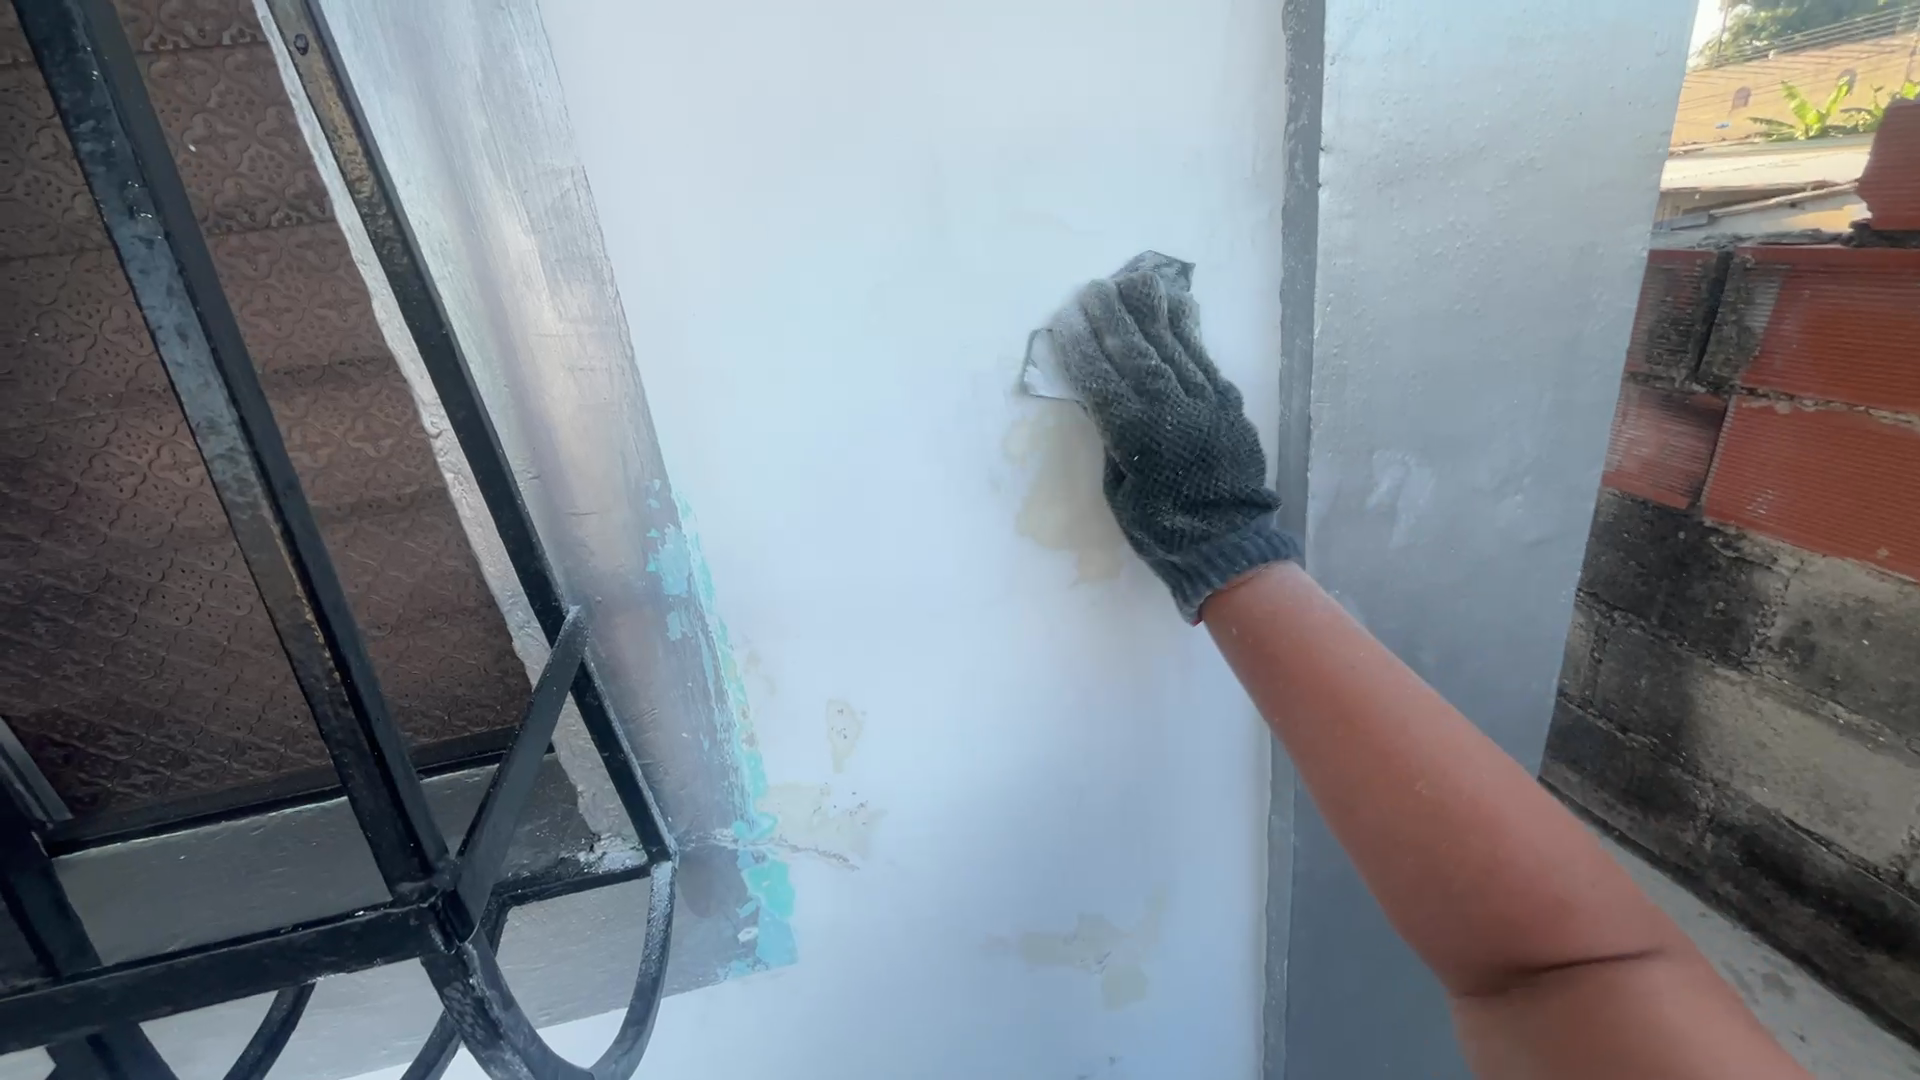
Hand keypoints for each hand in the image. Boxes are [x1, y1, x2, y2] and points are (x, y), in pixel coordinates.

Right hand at [1048, 251, 1298, 621]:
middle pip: (1135, 353)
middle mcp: (1170, 410)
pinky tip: (1175, 303)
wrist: (1226, 542)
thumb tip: (1106, 401)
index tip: (1065, 318)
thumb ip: (1112, 440)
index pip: (1101, 380)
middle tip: (1092, 287)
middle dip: (1110, 317)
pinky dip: (1187, 327)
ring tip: (1131, 279)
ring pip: (1171, 346)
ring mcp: (1204, 402)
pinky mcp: (1227, 402)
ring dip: (1148, 311)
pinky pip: (1203, 356)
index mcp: (1136, 437)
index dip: (1081, 347)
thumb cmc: (1159, 528)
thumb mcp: (1118, 490)